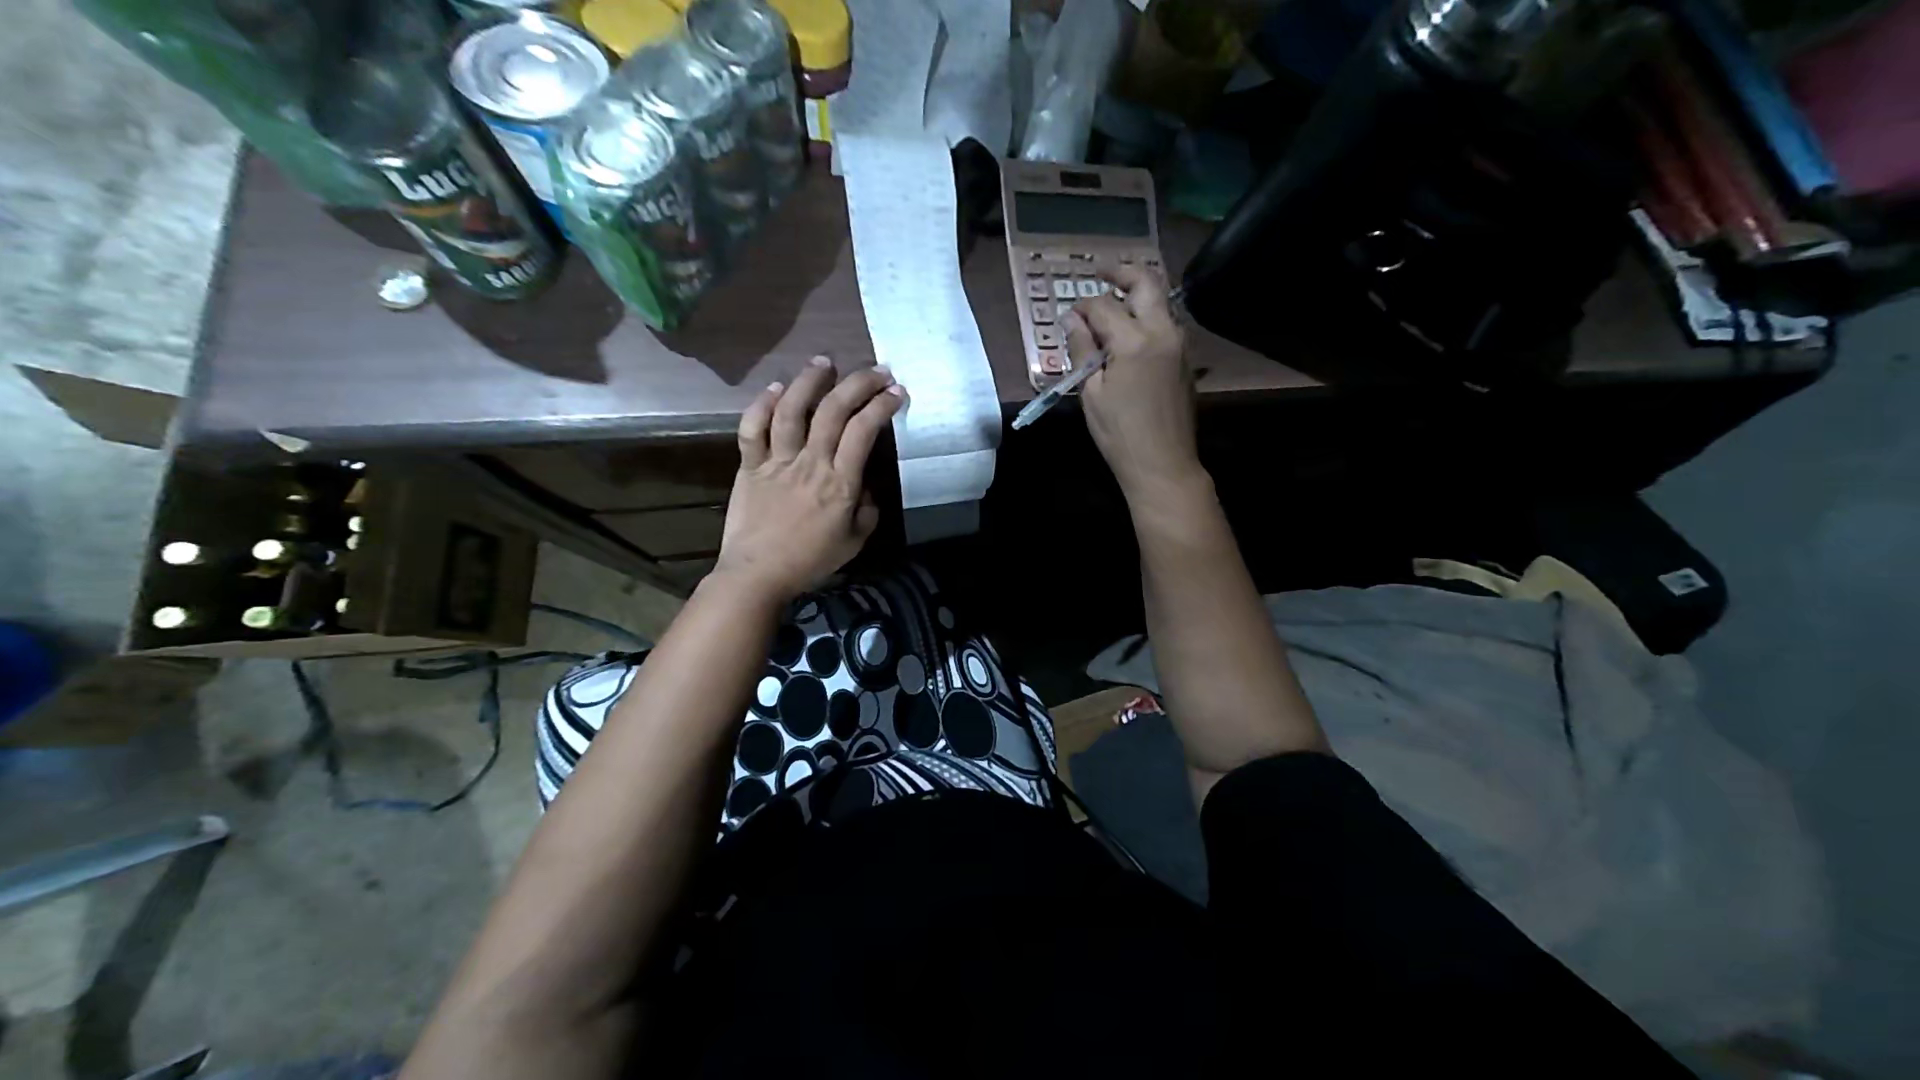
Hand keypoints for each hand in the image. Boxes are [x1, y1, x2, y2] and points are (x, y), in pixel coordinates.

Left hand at [713, 356, 905, 602]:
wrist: (757, 575)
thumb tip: (865, 486)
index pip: (864, 431)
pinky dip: (762, 405)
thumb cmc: (810, 561)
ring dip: (810, 381)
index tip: (897, 392)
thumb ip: (866, 510)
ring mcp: (777, 461)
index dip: (882, 405)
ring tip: (825, 362)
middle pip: (834, 411)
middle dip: (858, 384)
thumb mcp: (854, 542)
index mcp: (839, 483)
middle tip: (875, 370)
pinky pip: (752, 429)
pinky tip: (776, 389)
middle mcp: (810, 463)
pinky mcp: (749, 465)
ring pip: (793, 410)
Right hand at [1067, 263, 1202, 507]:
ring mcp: (1179, 344)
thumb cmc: (1119, 433)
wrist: (1163, 463)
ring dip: (1139, 292)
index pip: (1102, 306)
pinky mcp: (1185, 359)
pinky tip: (1131, 330)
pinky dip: (1148, 315)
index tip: (1068, 315)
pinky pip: (1167, 323)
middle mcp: (1162, 332)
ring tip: (1116, 297)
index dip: (1082, 306)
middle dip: (1122, 272)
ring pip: (1162, 301)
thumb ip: (1082, 350)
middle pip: (1146, 283)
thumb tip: (1072, 320)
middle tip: (1102, 272)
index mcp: (1134, 340)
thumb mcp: (1091, 393)